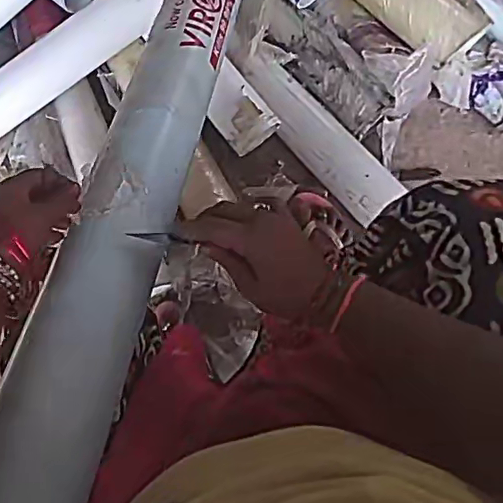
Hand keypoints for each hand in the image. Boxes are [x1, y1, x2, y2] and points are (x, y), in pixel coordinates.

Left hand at [0, 167, 79, 279]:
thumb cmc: (14, 236)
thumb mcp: (46, 214)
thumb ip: (62, 201)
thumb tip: (71, 192)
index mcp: (11, 187)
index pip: (40, 175)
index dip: (60, 182)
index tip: (73, 190)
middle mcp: (4, 199)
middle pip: (36, 193)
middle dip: (57, 199)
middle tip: (72, 205)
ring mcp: (4, 218)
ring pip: (33, 210)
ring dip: (52, 214)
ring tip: (66, 221)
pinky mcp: (6, 235)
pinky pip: (28, 225)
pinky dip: (43, 227)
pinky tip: (53, 235)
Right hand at [177, 199, 333, 320]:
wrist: (325, 293)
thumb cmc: (286, 296)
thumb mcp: (250, 286)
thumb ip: (227, 261)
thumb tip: (207, 246)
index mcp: (249, 238)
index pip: (212, 228)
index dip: (192, 229)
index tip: (177, 232)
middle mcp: (260, 220)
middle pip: (223, 210)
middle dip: (204, 219)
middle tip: (192, 231)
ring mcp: (275, 216)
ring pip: (240, 206)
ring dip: (223, 214)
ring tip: (212, 228)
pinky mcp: (286, 218)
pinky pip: (261, 206)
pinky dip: (247, 210)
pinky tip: (243, 219)